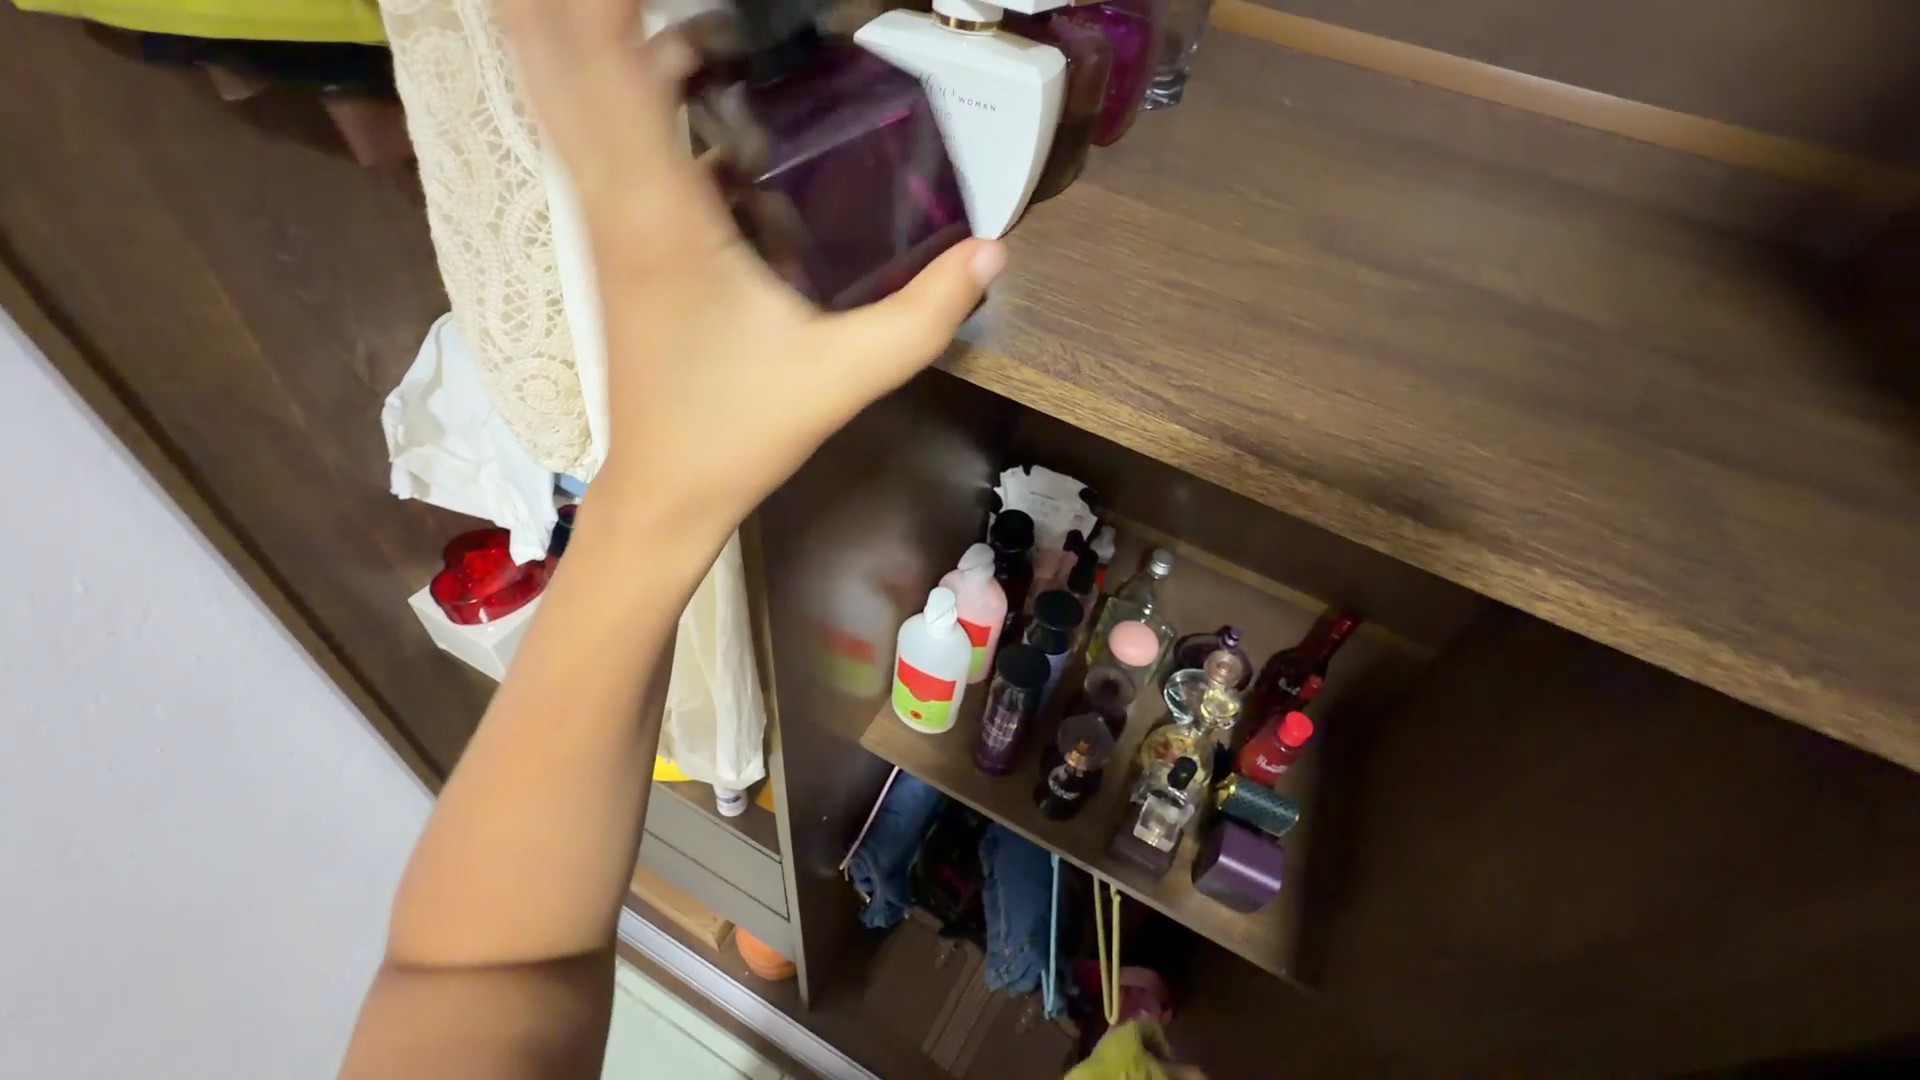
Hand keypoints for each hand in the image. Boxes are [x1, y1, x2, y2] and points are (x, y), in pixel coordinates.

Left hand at [497, 0, 1005, 546]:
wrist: (664, 489)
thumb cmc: (742, 432)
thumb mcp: (846, 376)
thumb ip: (923, 316)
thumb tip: (991, 251)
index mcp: (665, 220)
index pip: (620, 69)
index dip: (619, 8)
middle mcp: (614, 203)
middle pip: (562, 61)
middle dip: (580, 8)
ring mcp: (603, 223)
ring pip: (565, 94)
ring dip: (583, 33)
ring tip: (651, 14)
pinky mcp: (612, 245)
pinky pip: (591, 138)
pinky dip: (605, 84)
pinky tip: (666, 74)